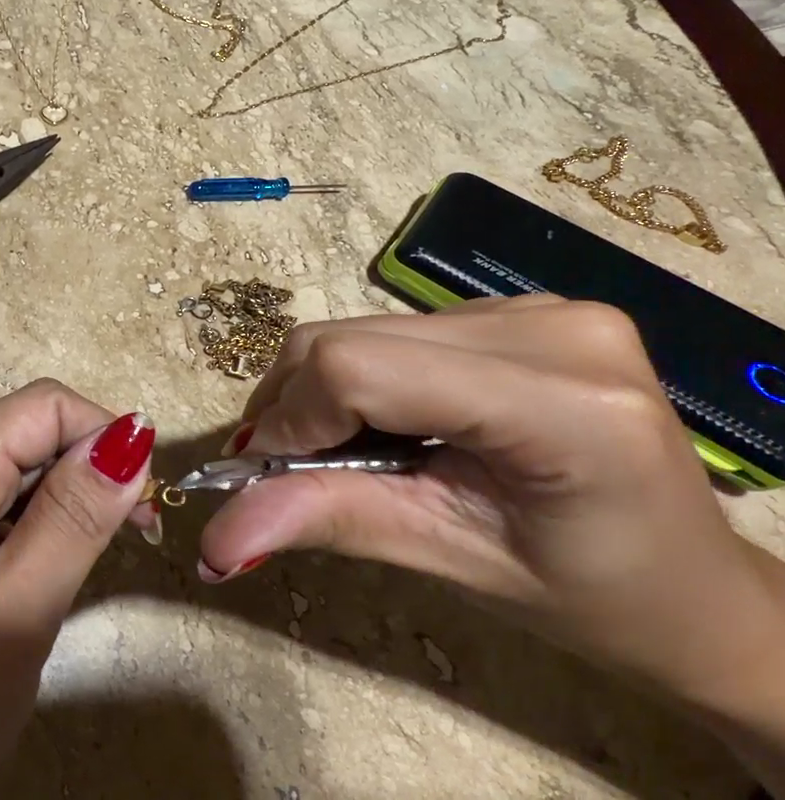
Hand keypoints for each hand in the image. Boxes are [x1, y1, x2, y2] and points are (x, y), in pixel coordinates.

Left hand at [0, 380, 160, 799]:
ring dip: (61, 511)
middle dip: (88, 474)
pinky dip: (26, 540)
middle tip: (133, 548)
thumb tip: (130, 438)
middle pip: (22, 437)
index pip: (40, 407)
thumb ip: (69, 524)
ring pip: (6, 481)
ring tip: (82, 579)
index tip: (149, 509)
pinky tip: (37, 589)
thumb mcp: (7, 619)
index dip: (105, 437)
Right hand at [197, 297, 784, 766]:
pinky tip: (390, 425)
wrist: (691, 586)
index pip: (360, 368)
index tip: (277, 479)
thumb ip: (328, 523)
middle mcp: (552, 327)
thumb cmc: (588, 595)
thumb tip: (213, 546)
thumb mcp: (451, 560)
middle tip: (299, 474)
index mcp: (564, 405)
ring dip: (319, 394)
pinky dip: (355, 378)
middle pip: (345, 341)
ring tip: (348, 454)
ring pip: (353, 329)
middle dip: (296, 409)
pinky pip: (385, 329)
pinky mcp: (517, 307)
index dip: (294, 421)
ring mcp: (539, 307)